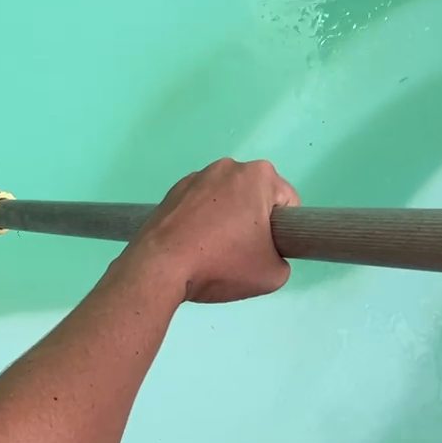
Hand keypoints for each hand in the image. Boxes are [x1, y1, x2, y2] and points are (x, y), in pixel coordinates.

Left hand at [125, 158, 299, 303]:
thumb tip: (269, 260)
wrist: (156, 271)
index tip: (261, 251)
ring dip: (220, 224)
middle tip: (233, 256)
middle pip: (250, 200)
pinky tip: (187, 249)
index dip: (280, 231)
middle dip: (248, 225)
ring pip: (220, 204)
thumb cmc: (219, 266)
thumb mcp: (271, 275)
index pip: (285, 203)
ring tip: (206, 255)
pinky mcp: (167, 196)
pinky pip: (193, 211)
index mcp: (259, 174)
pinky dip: (194, 226)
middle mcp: (226, 167)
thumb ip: (282, 263)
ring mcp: (192, 179)